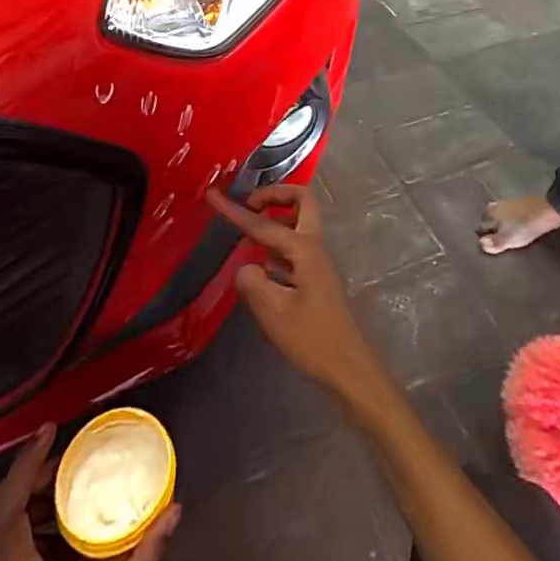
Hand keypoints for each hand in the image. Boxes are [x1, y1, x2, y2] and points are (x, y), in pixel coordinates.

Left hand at [0, 424, 179, 560]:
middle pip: (1, 508)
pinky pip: (4, 546)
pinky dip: (30, 526)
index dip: (26, 462)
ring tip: (71, 488)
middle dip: (34, 473)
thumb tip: (174, 514)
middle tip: (71, 455)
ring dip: (31, 499)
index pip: (7, 504)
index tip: (50, 429)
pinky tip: (63, 537)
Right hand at [206, 186, 388, 405]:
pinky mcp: (315, 277)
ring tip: (247, 231)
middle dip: (274, 195)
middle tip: (248, 205)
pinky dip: (276, 243)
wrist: (347, 365)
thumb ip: (251, 281)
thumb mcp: (272, 310)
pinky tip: (260, 263)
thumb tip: (246, 267)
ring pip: (299, 223)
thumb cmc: (311, 338)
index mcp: (304, 250)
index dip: (235, 211)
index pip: (263, 224)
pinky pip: (294, 246)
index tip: (212, 195)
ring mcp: (317, 262)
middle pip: (301, 202)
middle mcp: (314, 248)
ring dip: (276, 217)